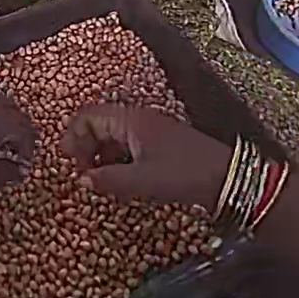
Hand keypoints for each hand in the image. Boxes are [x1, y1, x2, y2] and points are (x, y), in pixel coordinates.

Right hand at [62, 103, 231, 209]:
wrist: (228, 178)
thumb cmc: (184, 174)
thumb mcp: (143, 180)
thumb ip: (109, 179)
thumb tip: (81, 180)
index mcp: (130, 120)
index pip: (88, 116)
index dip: (73, 136)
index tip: (70, 162)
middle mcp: (136, 118)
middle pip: (97, 123)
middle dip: (83, 145)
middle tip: (81, 172)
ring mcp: (148, 130)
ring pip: (111, 135)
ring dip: (99, 153)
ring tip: (98, 178)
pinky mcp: (158, 143)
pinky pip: (125, 144)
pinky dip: (115, 159)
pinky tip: (119, 179)